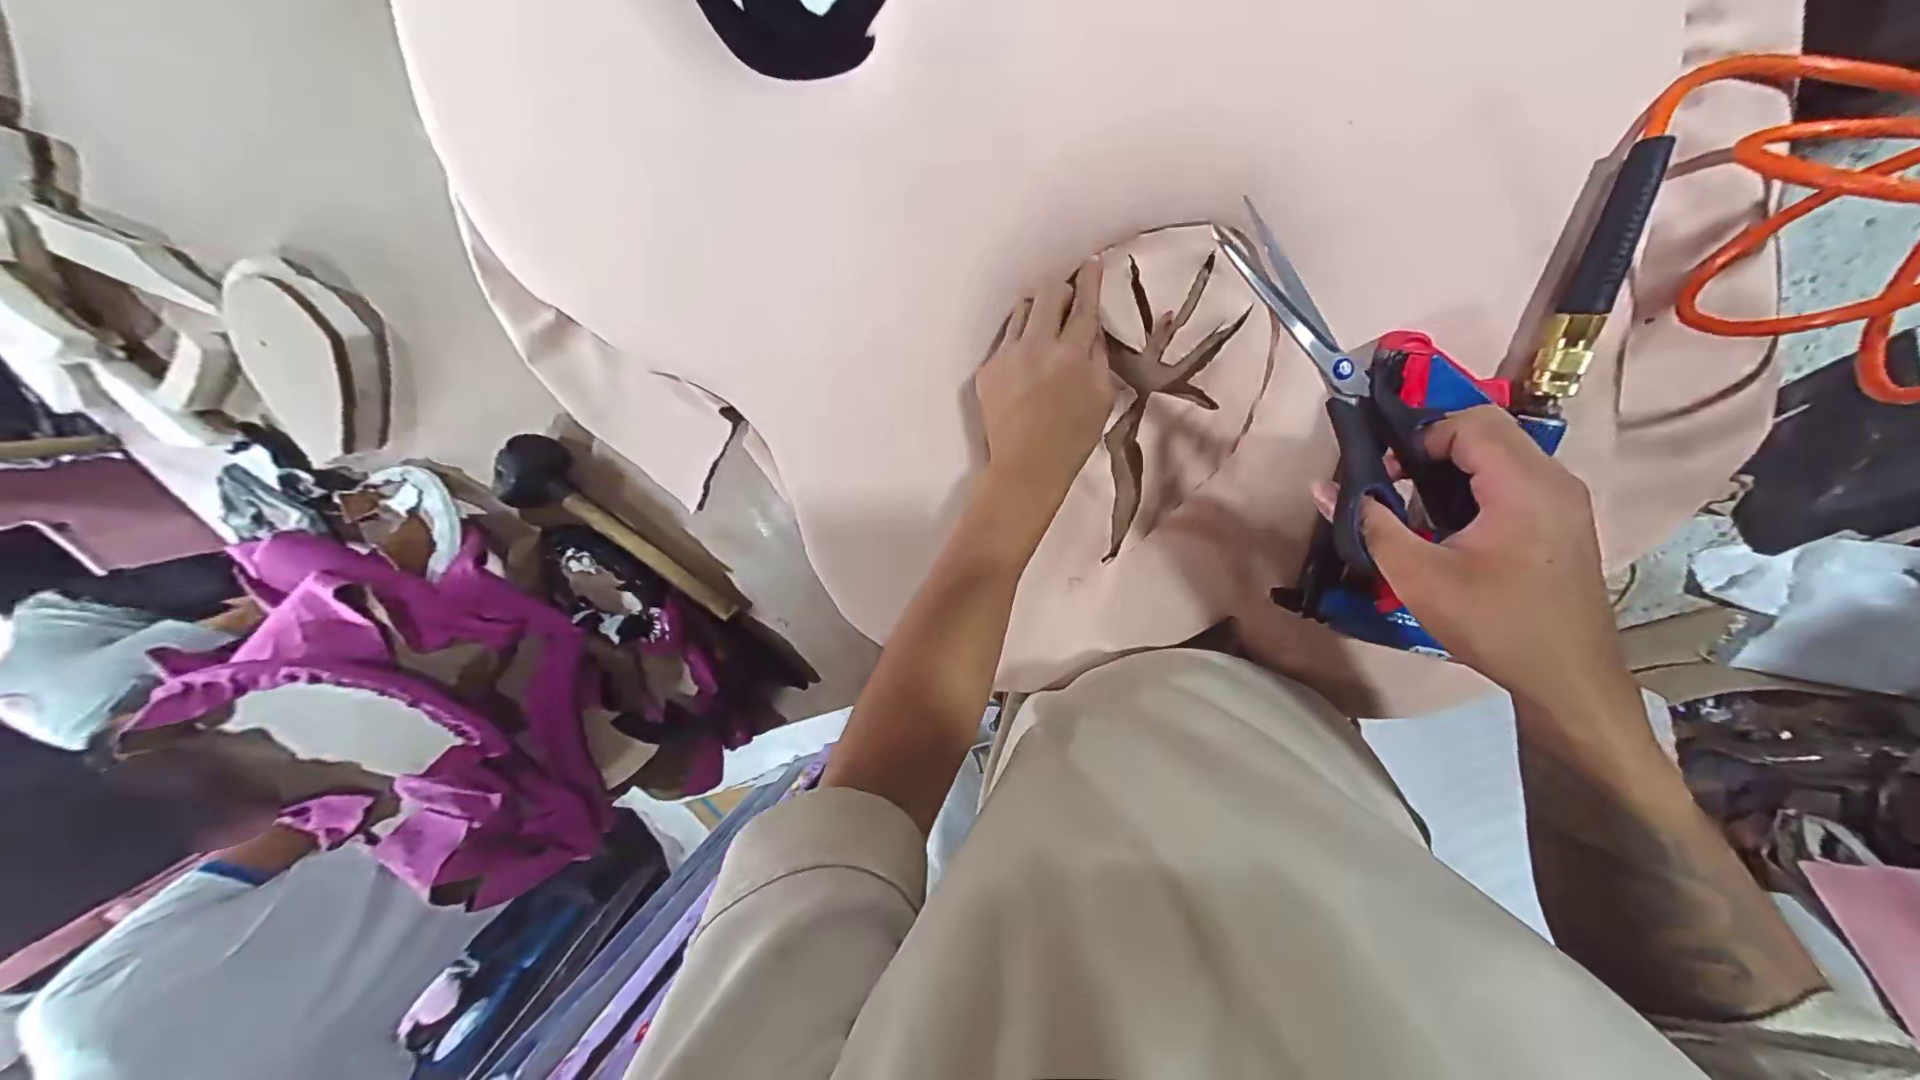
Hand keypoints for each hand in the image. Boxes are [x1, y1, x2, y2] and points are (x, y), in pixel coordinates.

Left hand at [975, 256, 1115, 515]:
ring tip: (1044, 326)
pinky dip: (1019, 340)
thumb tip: (1091, 328)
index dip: (1090, 280)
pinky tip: (1025, 362)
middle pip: (1048, 294)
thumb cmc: (1073, 438)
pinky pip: (1005, 340)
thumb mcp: (1103, 397)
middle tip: (1068, 303)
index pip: (1083, 303)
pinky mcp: (987, 369)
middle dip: (1061, 291)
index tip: (1092, 263)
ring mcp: (1007, 355)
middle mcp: (1036, 345)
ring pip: (1021, 310)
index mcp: (1071, 353)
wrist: (1026, 467)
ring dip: (1037, 310)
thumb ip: (1098, 356)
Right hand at [1318, 406, 1630, 708]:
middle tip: (1395, 482)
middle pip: (1489, 430)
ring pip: (1502, 452)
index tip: (1385, 474)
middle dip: (1432, 446)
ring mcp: (1564, 500)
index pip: (1470, 424)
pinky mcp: (1563, 519)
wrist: (1566, 676)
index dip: (1418, 438)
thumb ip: (1369, 524)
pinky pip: (1514, 477)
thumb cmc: (1491, 623)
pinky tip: (1450, 523)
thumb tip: (1323, 488)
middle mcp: (1554, 481)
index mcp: (1525, 487)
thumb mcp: (1416, 575)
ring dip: (1452, 465)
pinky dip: (1474, 483)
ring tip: (1416, 504)